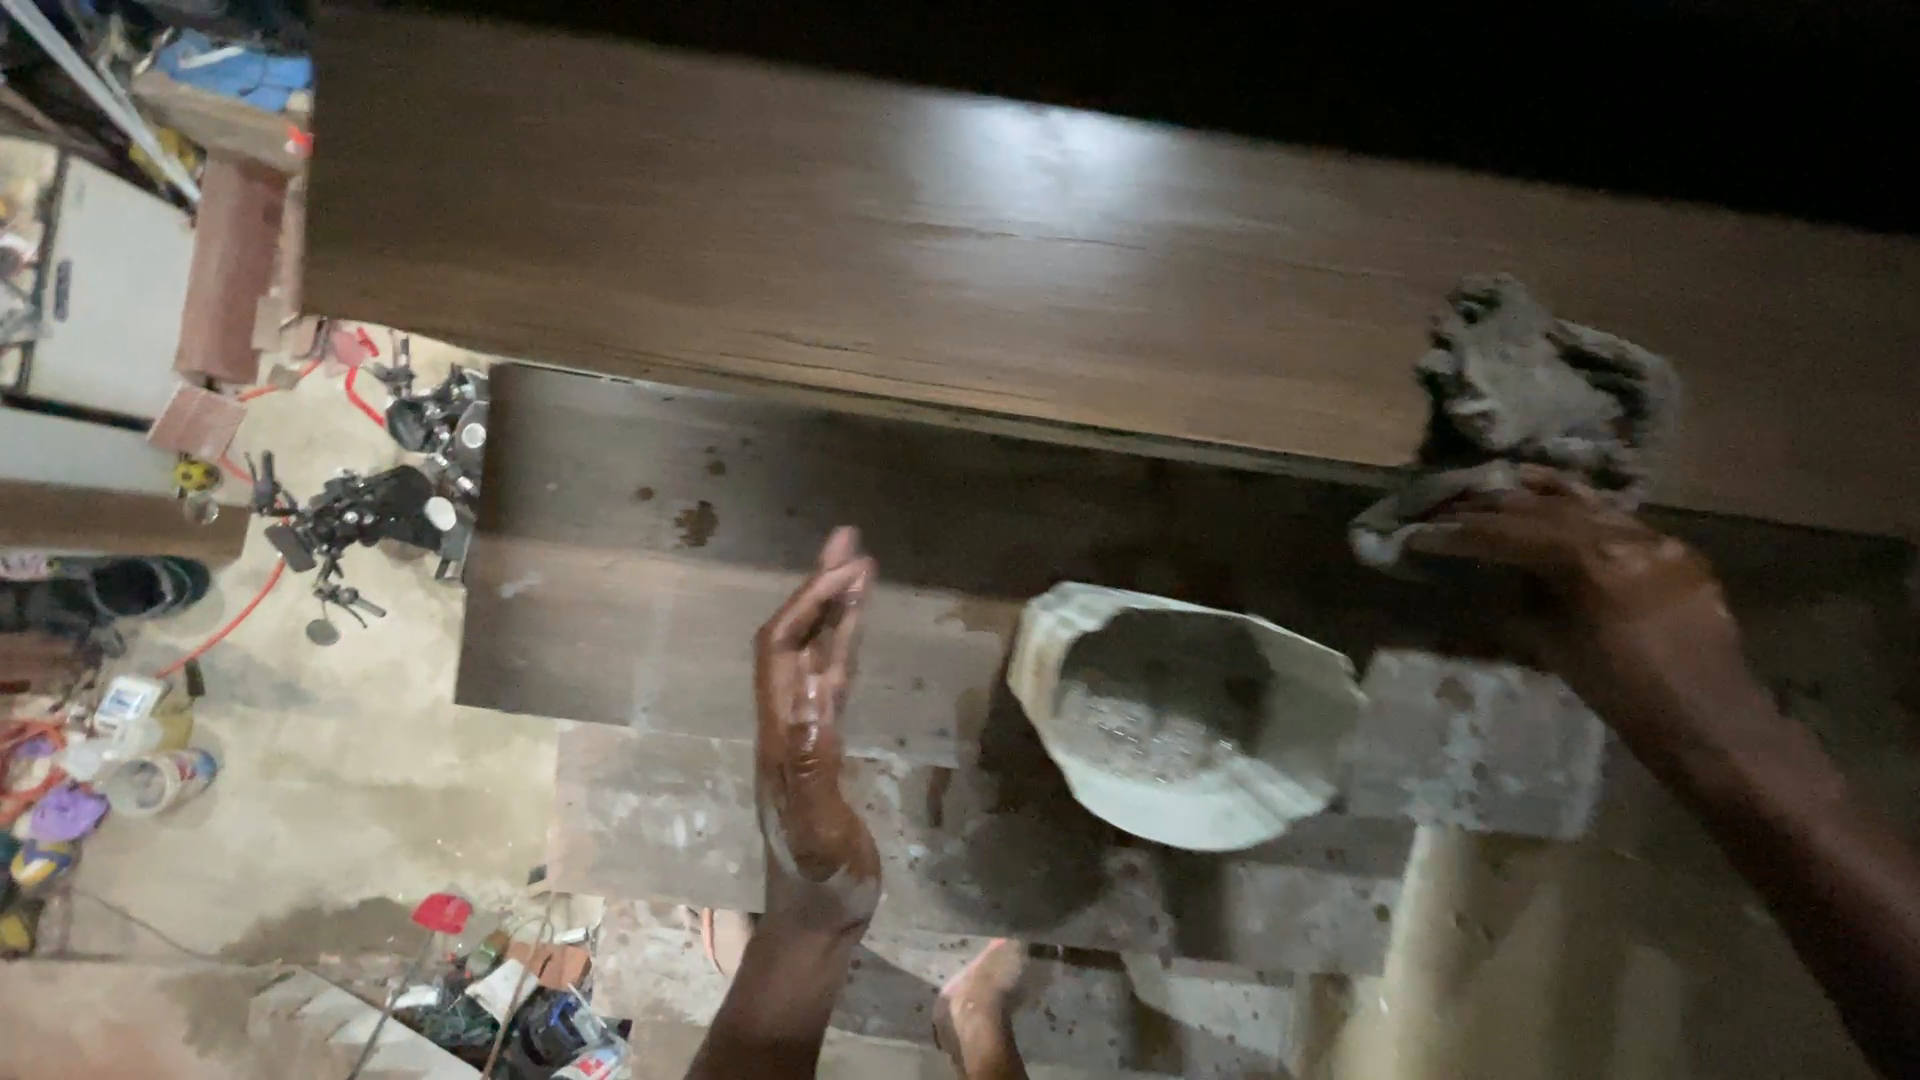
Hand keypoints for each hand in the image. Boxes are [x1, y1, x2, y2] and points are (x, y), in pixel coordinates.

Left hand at [754, 526, 881, 936]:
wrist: (819, 916)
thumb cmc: (821, 880)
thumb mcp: (817, 829)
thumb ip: (811, 762)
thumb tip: (817, 686)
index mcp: (779, 732)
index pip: (784, 648)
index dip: (810, 603)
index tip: (848, 566)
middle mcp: (785, 721)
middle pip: (794, 638)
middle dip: (818, 586)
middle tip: (849, 541)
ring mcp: (804, 732)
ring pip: (814, 654)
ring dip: (832, 607)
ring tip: (858, 568)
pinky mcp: (826, 745)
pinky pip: (835, 679)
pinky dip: (847, 644)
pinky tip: (857, 629)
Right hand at [1409, 467, 1761, 738]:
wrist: (1704, 716)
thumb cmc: (1615, 688)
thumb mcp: (1547, 639)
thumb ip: (1517, 594)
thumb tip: (1483, 572)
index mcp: (1589, 561)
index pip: (1507, 534)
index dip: (1457, 534)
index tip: (1417, 535)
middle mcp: (1623, 535)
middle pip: (1539, 509)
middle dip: (1483, 510)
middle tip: (1440, 511)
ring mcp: (1653, 537)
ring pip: (1577, 502)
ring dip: (1525, 497)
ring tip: (1483, 490)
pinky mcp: (1671, 547)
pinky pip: (1611, 514)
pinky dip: (1572, 502)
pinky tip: (1543, 490)